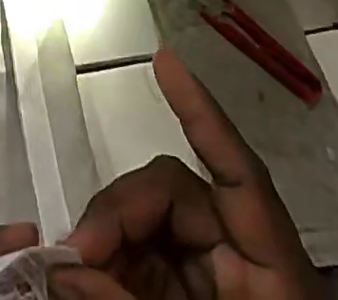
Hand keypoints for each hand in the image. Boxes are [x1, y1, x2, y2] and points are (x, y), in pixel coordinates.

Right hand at [51, 50, 318, 299]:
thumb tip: (63, 268)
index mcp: (274, 272)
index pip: (239, 174)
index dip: (202, 115)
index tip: (163, 61)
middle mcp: (238, 258)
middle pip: (171, 195)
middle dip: (115, 212)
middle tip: (71, 254)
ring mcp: (204, 275)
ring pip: (140, 224)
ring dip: (98, 240)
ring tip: (64, 275)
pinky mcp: (174, 292)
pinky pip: (127, 259)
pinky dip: (96, 263)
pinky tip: (72, 277)